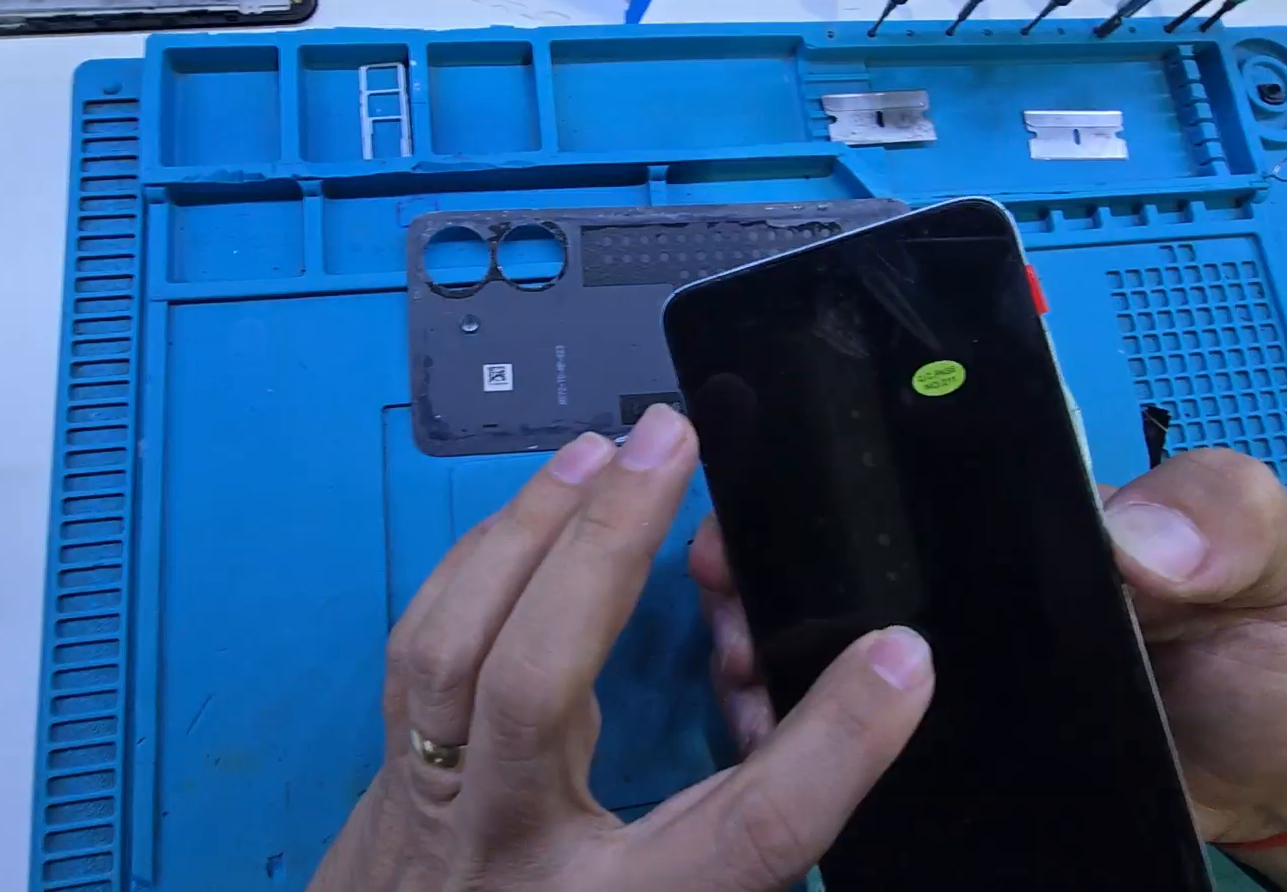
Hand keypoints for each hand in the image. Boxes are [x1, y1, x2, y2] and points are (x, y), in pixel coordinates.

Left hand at [310, 406, 934, 891]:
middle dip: (607, 543)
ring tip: (594, 452)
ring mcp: (428, 798)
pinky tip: (528, 510)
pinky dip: (480, 555)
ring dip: (528, 527)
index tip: (897, 655)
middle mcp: (507, 847)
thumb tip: (817, 674)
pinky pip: (419, 639)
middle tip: (667, 439)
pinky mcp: (389, 759)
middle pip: (536, 686)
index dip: (833, 744)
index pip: (742, 832)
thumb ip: (742, 804)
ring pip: (449, 646)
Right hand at [691, 448, 1286, 845]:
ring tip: (738, 657)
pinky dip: (791, 717)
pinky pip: (837, 715)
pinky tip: (764, 727)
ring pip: (810, 626)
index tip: (756, 495)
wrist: (1258, 777)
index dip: (813, 476)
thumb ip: (1218, 518)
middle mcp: (936, 571)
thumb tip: (1125, 542)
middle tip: (725, 578)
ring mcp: (920, 653)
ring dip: (755, 630)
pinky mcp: (916, 727)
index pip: (884, 476)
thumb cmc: (1247, 645)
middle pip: (821, 549)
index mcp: (990, 511)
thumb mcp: (1262, 555)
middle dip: (755, 554)